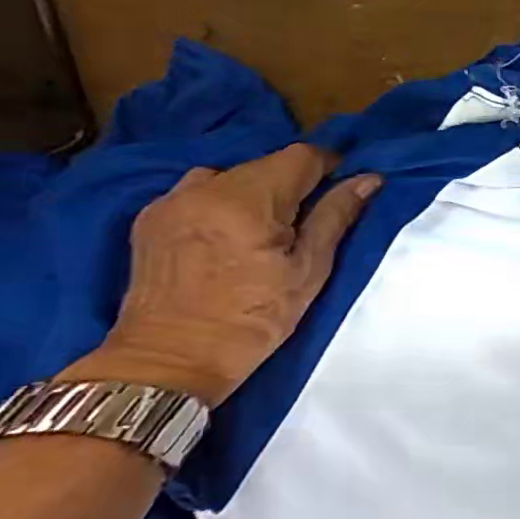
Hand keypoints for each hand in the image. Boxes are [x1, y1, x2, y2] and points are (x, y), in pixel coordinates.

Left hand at [60, 146, 382, 404]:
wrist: (168, 361)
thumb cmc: (253, 319)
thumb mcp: (310, 269)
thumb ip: (336, 215)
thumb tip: (368, 178)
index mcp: (245, 202)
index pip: (301, 157)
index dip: (330, 167)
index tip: (343, 192)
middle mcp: (203, 191)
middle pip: (267, 164)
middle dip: (295, 183)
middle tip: (309, 221)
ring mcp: (170, 203)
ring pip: (234, 174)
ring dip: (260, 190)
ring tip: (269, 226)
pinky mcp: (151, 219)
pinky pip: (202, 190)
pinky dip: (226, 200)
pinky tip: (232, 232)